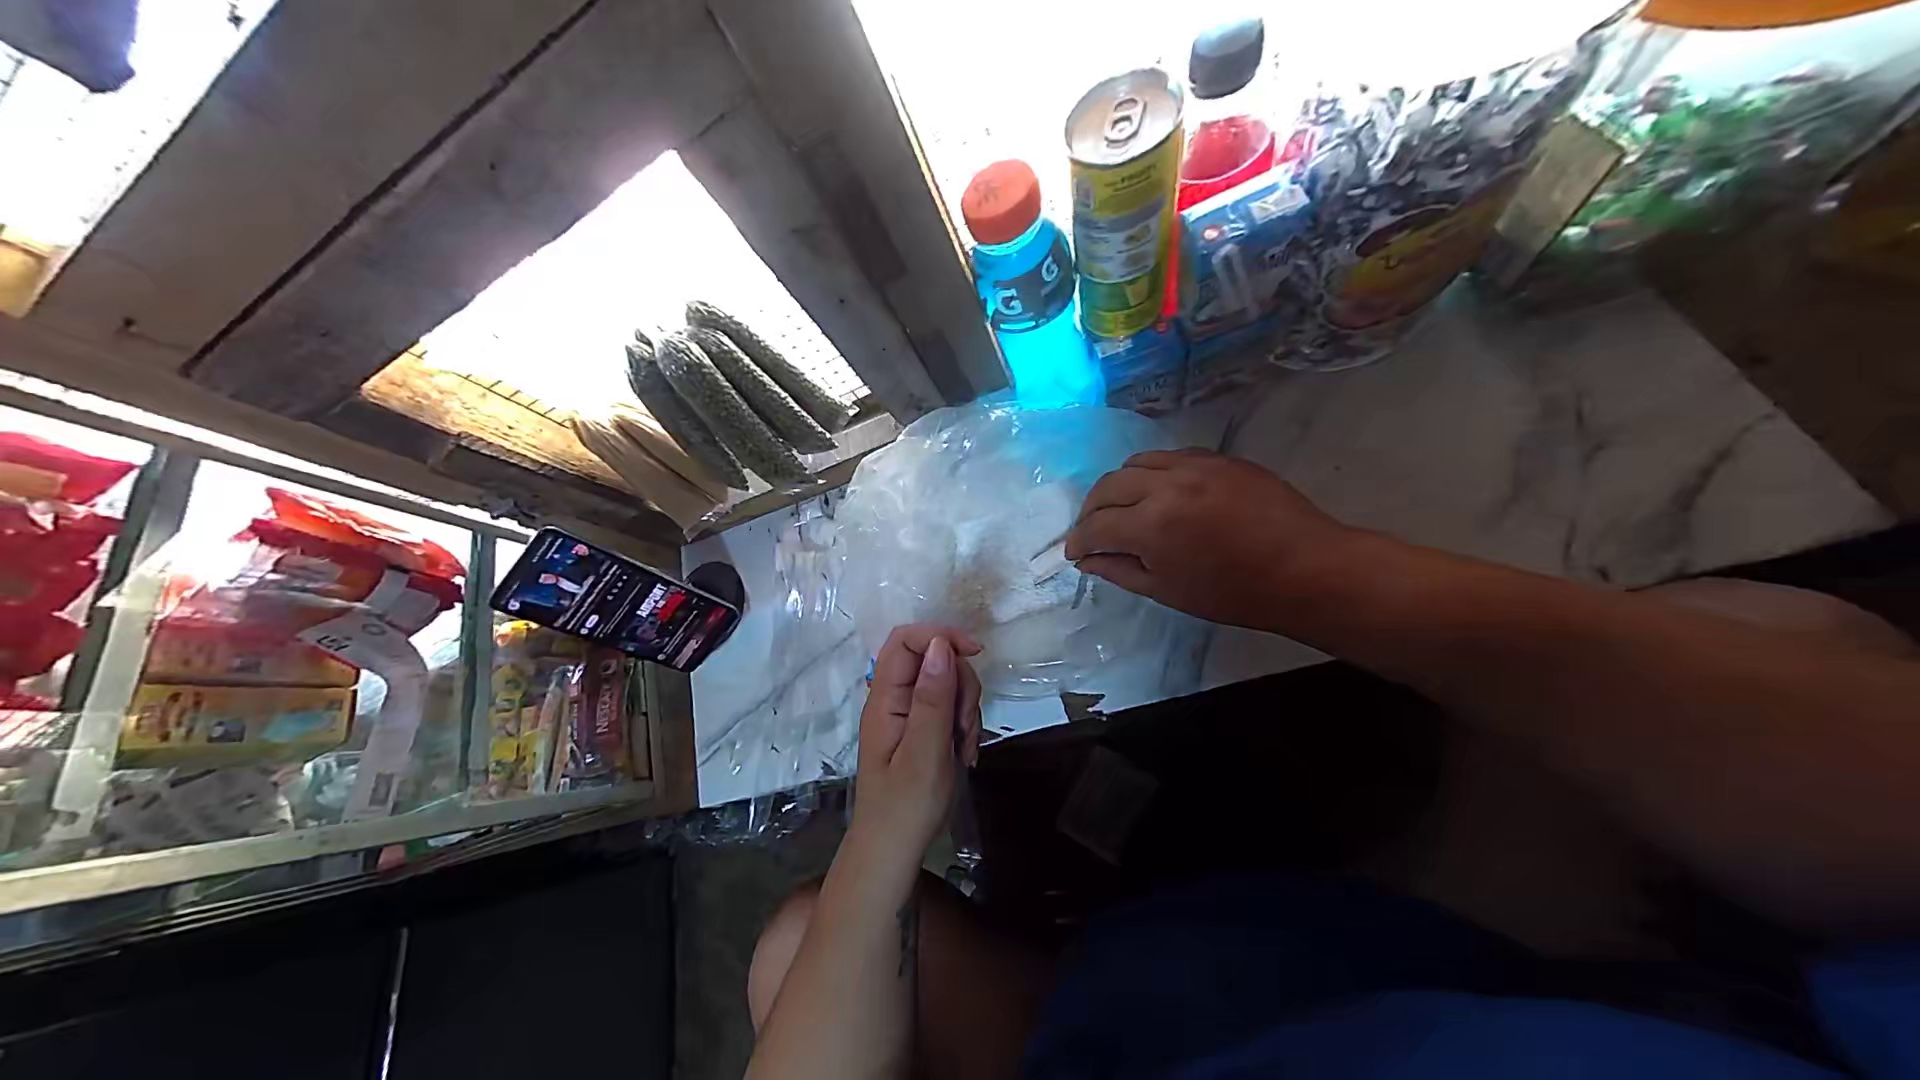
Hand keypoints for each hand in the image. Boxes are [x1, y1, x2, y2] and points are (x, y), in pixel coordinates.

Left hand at [849, 624, 982, 871]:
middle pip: (933, 659)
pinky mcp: (922, 729)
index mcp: (884, 699)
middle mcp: (893, 699)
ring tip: (963, 747)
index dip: (940, 636)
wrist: (894, 851)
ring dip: (965, 709)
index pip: (906, 641)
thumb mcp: (925, 752)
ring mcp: (908, 714)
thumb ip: (933, 697)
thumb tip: (939, 645)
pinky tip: (964, 753)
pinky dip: (964, 725)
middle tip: (963, 725)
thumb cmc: (906, 807)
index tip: (975, 652)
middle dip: (960, 684)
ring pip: (947, 683)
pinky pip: (950, 708)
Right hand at [1064, 449, 1356, 630]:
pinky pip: (1168, 457)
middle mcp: (1166, 485)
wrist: (1305, 569)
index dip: (1078, 542)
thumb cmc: (1234, 593)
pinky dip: (1151, 474)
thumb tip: (1087, 559)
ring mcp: (1194, 465)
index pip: (1096, 526)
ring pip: (1135, 463)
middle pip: (1107, 486)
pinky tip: (1160, 494)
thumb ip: (1120, 570)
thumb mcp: (1168, 590)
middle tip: (1092, 532)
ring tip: (1123, 509)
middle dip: (1091, 511)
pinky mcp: (1218, 458)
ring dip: (1119, 487)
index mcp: (1152, 525)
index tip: (1074, 553)